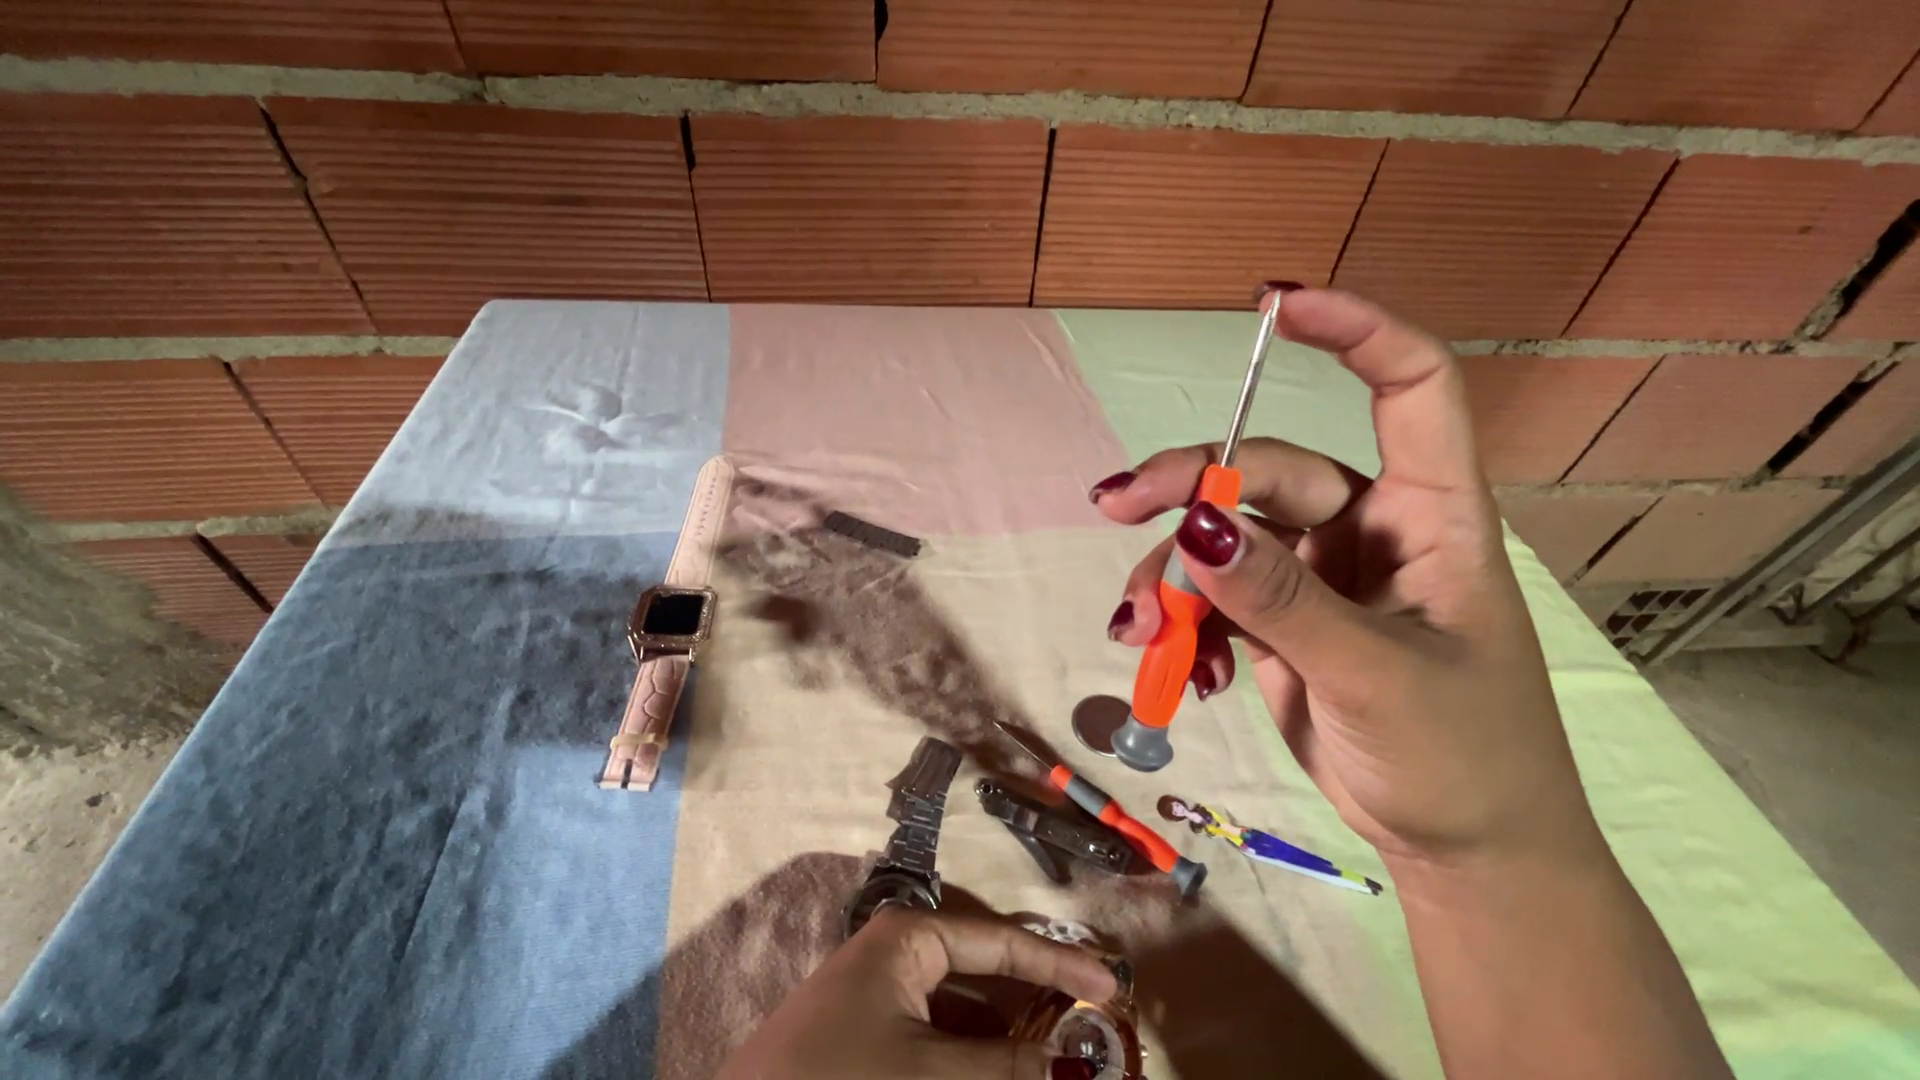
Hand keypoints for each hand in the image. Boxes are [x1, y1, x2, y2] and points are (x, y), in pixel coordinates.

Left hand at [717, 908, 1118, 1079]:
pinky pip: (939, 1038)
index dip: (1060, 964)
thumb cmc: (841, 1077)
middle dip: (1037, 1006)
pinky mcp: (873, 1037)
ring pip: (965, 1012)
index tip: (1111, 986)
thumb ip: (1008, 1069)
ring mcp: (884, 997)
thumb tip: (1078, 1068)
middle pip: (986, 974)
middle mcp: (900, 955)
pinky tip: (1007, 1071)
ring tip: (1058, 1060)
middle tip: (1092, 1030)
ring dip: (1009, 1040)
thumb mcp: (931, 1073)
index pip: (1002, 942)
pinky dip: (975, 1057)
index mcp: (911, 938)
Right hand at [1093, 288, 1594, 866]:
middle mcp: (1367, 530)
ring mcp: (1317, 579)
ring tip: (1137, 631)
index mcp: (1430, 515)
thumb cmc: (1464, 756)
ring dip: (1170, 578)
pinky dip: (1184, 626)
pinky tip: (1179, 669)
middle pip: (1264, 472)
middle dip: (1188, 488)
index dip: (1355, 332)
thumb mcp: (1375, 675)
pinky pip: (1213, 599)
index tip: (1275, 305)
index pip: (1410, 388)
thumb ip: (1281, 601)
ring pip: (1222, 540)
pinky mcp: (1280, 624)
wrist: (1462, 850)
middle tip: (1115, 506)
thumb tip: (1193, 526)